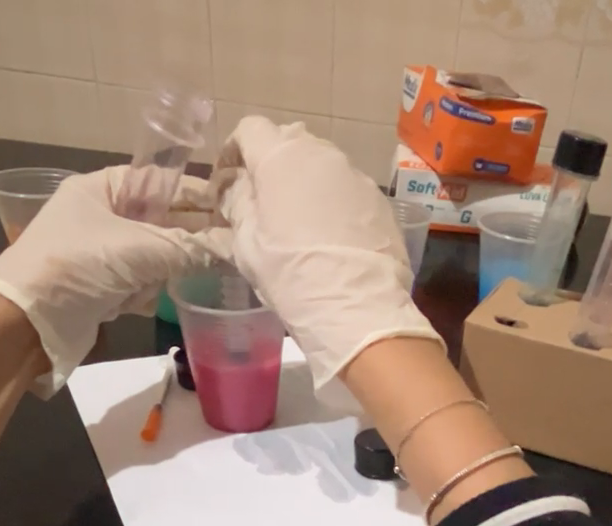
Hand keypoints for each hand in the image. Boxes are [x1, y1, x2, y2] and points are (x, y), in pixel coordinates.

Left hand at [0, 166, 226, 398]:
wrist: (27, 321)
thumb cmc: (76, 266)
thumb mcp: (138, 249)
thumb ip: (189, 248)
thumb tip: (232, 248)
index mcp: (101, 189)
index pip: (159, 181)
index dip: (195, 193)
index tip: (231, 208)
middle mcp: (102, 216)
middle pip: (161, 220)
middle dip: (188, 237)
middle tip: (228, 246)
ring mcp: (103, 254)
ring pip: (157, 255)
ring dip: (167, 270)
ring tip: (185, 278)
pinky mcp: (105, 287)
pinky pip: (143, 283)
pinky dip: (150, 292)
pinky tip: (149, 301)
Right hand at [211, 116, 441, 388]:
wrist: (357, 309)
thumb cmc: (292, 276)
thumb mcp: (248, 245)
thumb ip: (238, 207)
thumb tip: (235, 190)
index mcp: (281, 156)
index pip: (251, 130)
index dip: (235, 151)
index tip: (230, 180)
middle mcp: (322, 154)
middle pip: (290, 143)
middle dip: (273, 165)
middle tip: (265, 202)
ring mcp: (356, 177)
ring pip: (323, 167)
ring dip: (307, 185)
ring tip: (301, 223)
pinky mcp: (381, 202)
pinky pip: (350, 192)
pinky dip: (336, 204)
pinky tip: (333, 238)